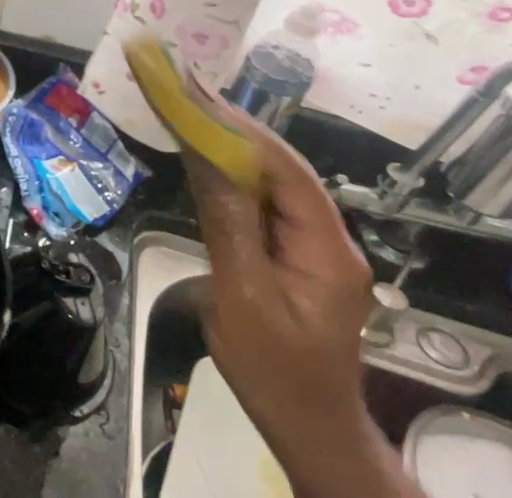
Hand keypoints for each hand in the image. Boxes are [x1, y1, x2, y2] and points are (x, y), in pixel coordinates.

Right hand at [181, 92, 414, 497]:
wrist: (308, 425)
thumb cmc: (275, 369)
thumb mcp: (244, 298)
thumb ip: (229, 227)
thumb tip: (207, 161)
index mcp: (326, 248)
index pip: (286, 171)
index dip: (240, 128)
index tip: (196, 92)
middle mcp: (327, 239)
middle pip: (280, 169)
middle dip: (232, 126)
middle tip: (184, 85)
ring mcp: (312, 248)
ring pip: (271, 184)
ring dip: (230, 146)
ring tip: (188, 107)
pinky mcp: (294, 257)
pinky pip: (263, 205)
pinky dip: (231, 176)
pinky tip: (205, 157)